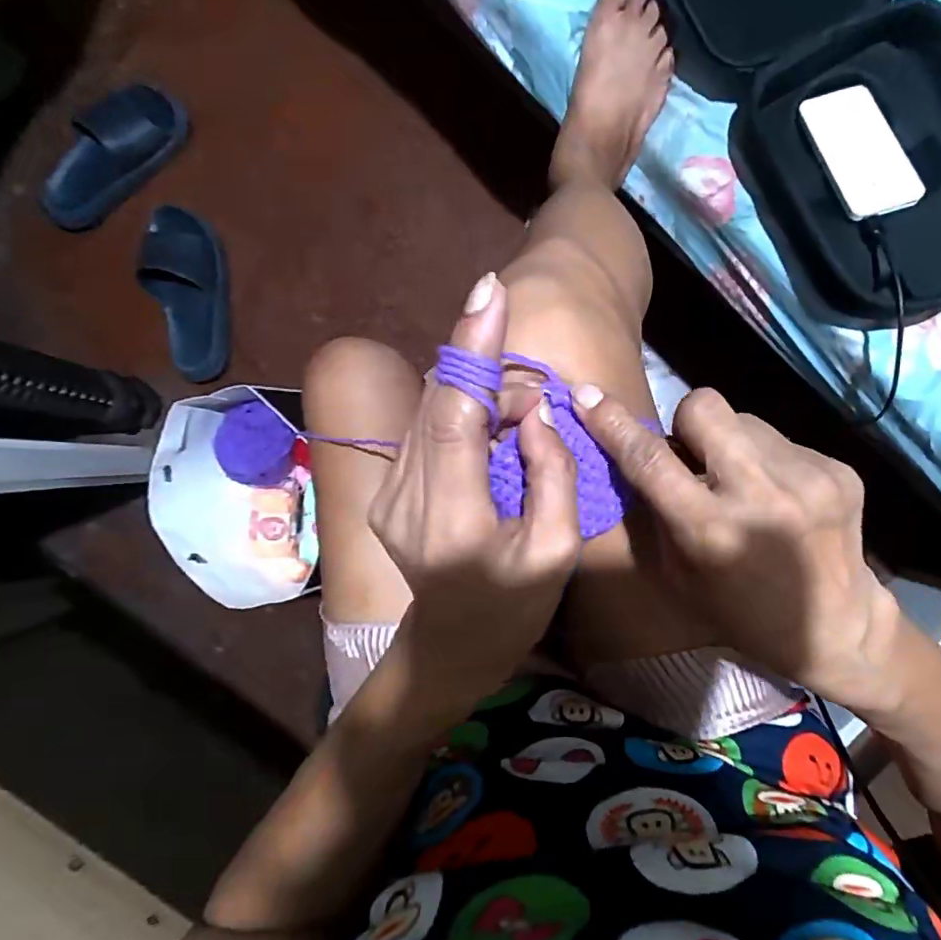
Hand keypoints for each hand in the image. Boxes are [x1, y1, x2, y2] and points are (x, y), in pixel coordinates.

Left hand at [368, 274, 582, 708]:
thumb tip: (535, 411)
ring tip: (519, 414)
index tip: (489, 291)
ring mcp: (387, 496)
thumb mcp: (555, 550)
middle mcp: (405, 500)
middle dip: (486, 372)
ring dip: (474, 393)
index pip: (455, 415)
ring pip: (427, 411)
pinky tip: (489, 429)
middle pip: (438, 402)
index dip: (473, 349)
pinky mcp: (385, 494)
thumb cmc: (513, 609)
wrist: (450, 649)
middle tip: (534, 393)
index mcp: (453, 521)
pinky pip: (423, 431)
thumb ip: (551, 472)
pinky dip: (458, 414)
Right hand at [575, 385, 908, 715]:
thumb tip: (634, 449)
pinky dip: (767, 460)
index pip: (649, 459)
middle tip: (694, 458)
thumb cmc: (738, 610)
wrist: (834, 626)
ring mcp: (807, 477)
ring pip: (744, 419)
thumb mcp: (676, 574)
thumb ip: (653, 511)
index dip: (613, 423)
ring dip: (730, 443)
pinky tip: (780, 497)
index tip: (587, 394)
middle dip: (687, 424)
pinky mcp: (839, 469)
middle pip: (703, 406)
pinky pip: (780, 439)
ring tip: (744, 485)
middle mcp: (760, 495)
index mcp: (710, 530)